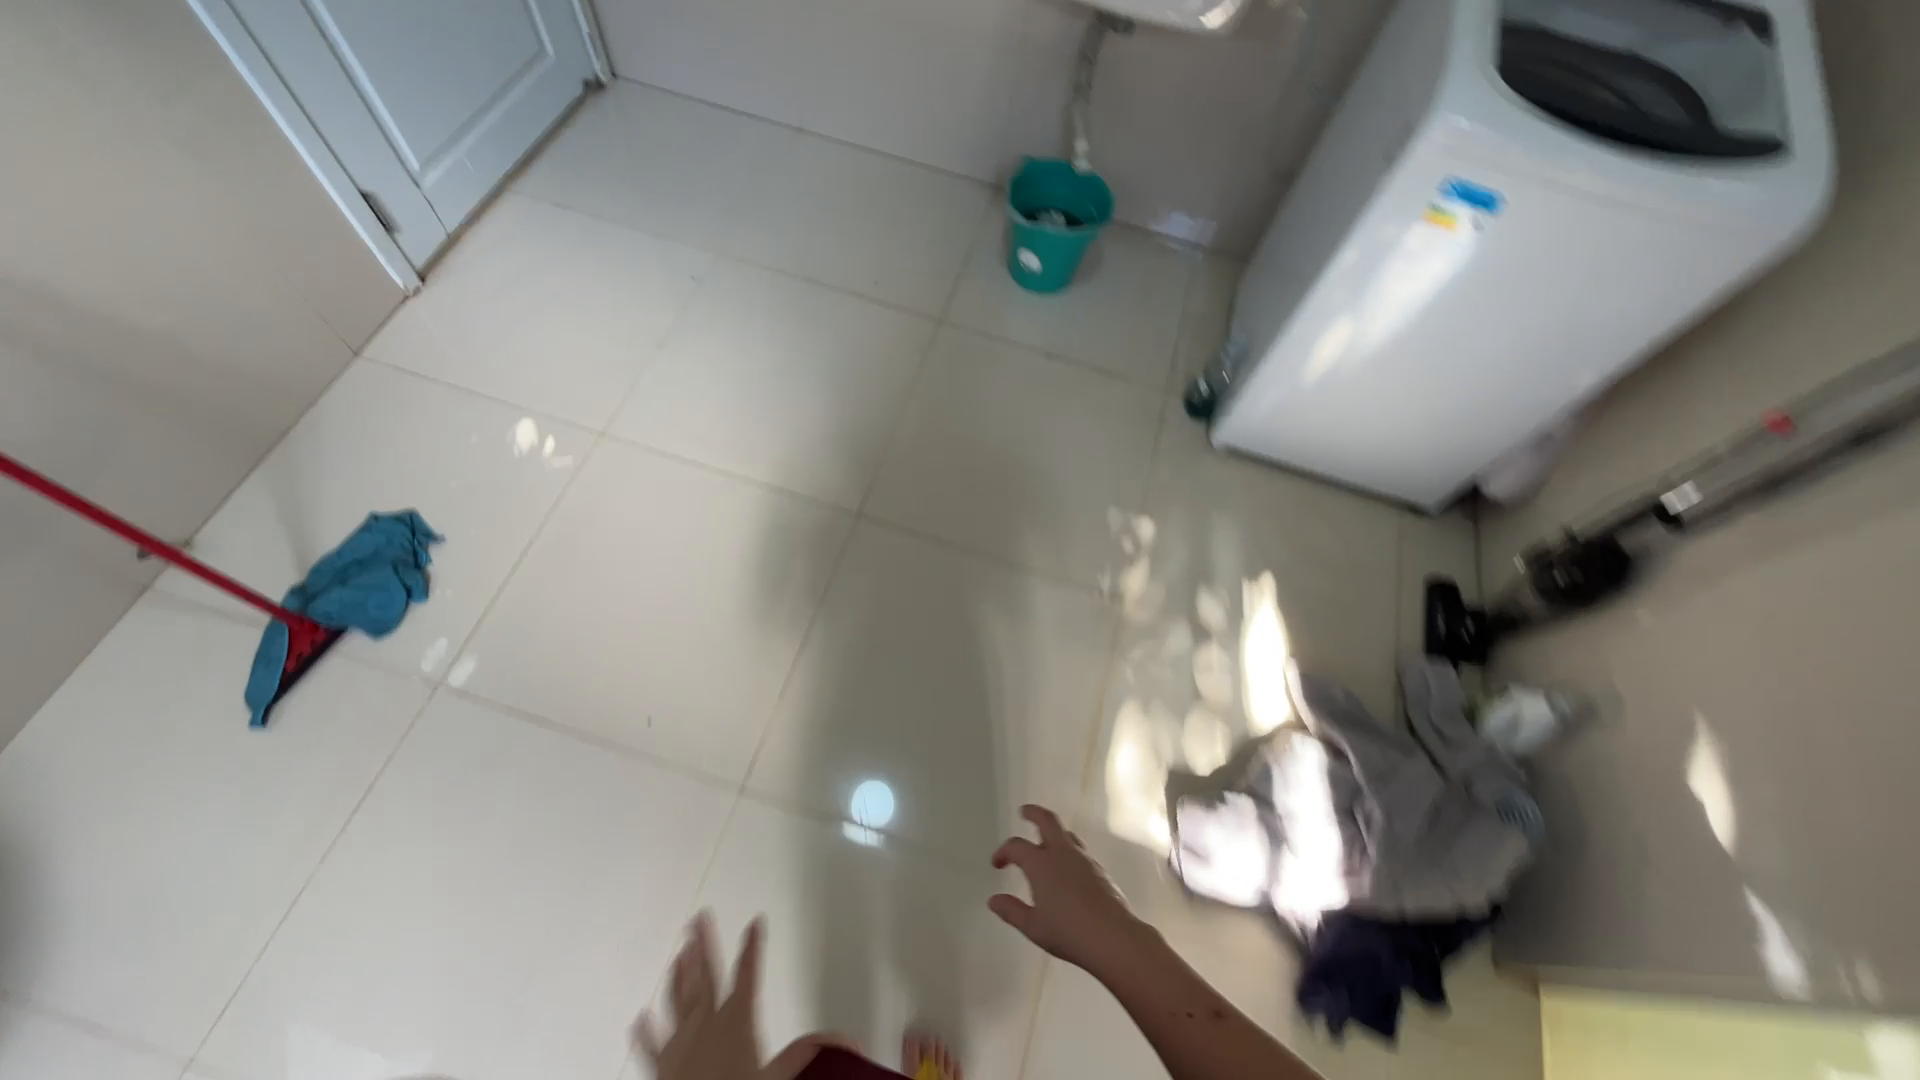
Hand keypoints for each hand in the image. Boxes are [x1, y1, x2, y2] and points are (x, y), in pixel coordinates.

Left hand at [634, 913, 851, 1079]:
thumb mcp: (776, 1077)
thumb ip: (805, 1052)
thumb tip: (846, 1039)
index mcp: (736, 1021)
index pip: (748, 974)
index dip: (753, 947)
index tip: (755, 921)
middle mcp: (705, 1024)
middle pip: (705, 975)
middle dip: (704, 943)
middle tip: (700, 915)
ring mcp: (679, 1043)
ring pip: (678, 999)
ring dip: (678, 974)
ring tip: (679, 952)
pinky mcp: (659, 1067)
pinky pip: (649, 1043)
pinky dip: (644, 1030)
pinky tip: (638, 1018)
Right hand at [989, 805, 1150, 975]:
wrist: (1112, 937)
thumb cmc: (1068, 932)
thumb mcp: (1033, 926)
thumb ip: (1011, 911)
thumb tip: (994, 901)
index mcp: (1040, 864)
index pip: (1016, 846)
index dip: (1003, 852)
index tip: (997, 864)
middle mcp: (1062, 853)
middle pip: (1047, 820)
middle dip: (1033, 812)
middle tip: (1024, 812)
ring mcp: (1084, 859)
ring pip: (1066, 834)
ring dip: (1052, 833)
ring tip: (1045, 843)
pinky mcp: (1100, 869)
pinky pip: (1079, 850)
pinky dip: (1068, 850)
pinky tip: (1067, 868)